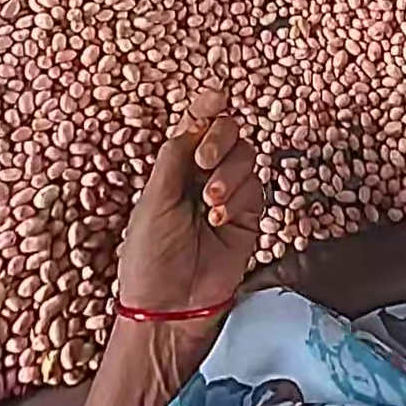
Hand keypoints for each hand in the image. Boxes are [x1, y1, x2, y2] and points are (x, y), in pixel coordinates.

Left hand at [116, 90, 263, 315]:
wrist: (169, 310)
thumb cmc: (150, 256)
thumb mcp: (154, 199)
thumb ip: (177, 155)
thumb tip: (197, 118)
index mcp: (176, 167)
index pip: (196, 125)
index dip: (207, 107)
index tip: (217, 94)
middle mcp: (203, 175)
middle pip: (227, 132)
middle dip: (220, 138)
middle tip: (205, 160)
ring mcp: (228, 194)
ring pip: (246, 156)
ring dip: (230, 172)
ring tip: (210, 202)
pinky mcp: (248, 217)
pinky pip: (256, 188)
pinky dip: (239, 197)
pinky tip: (220, 218)